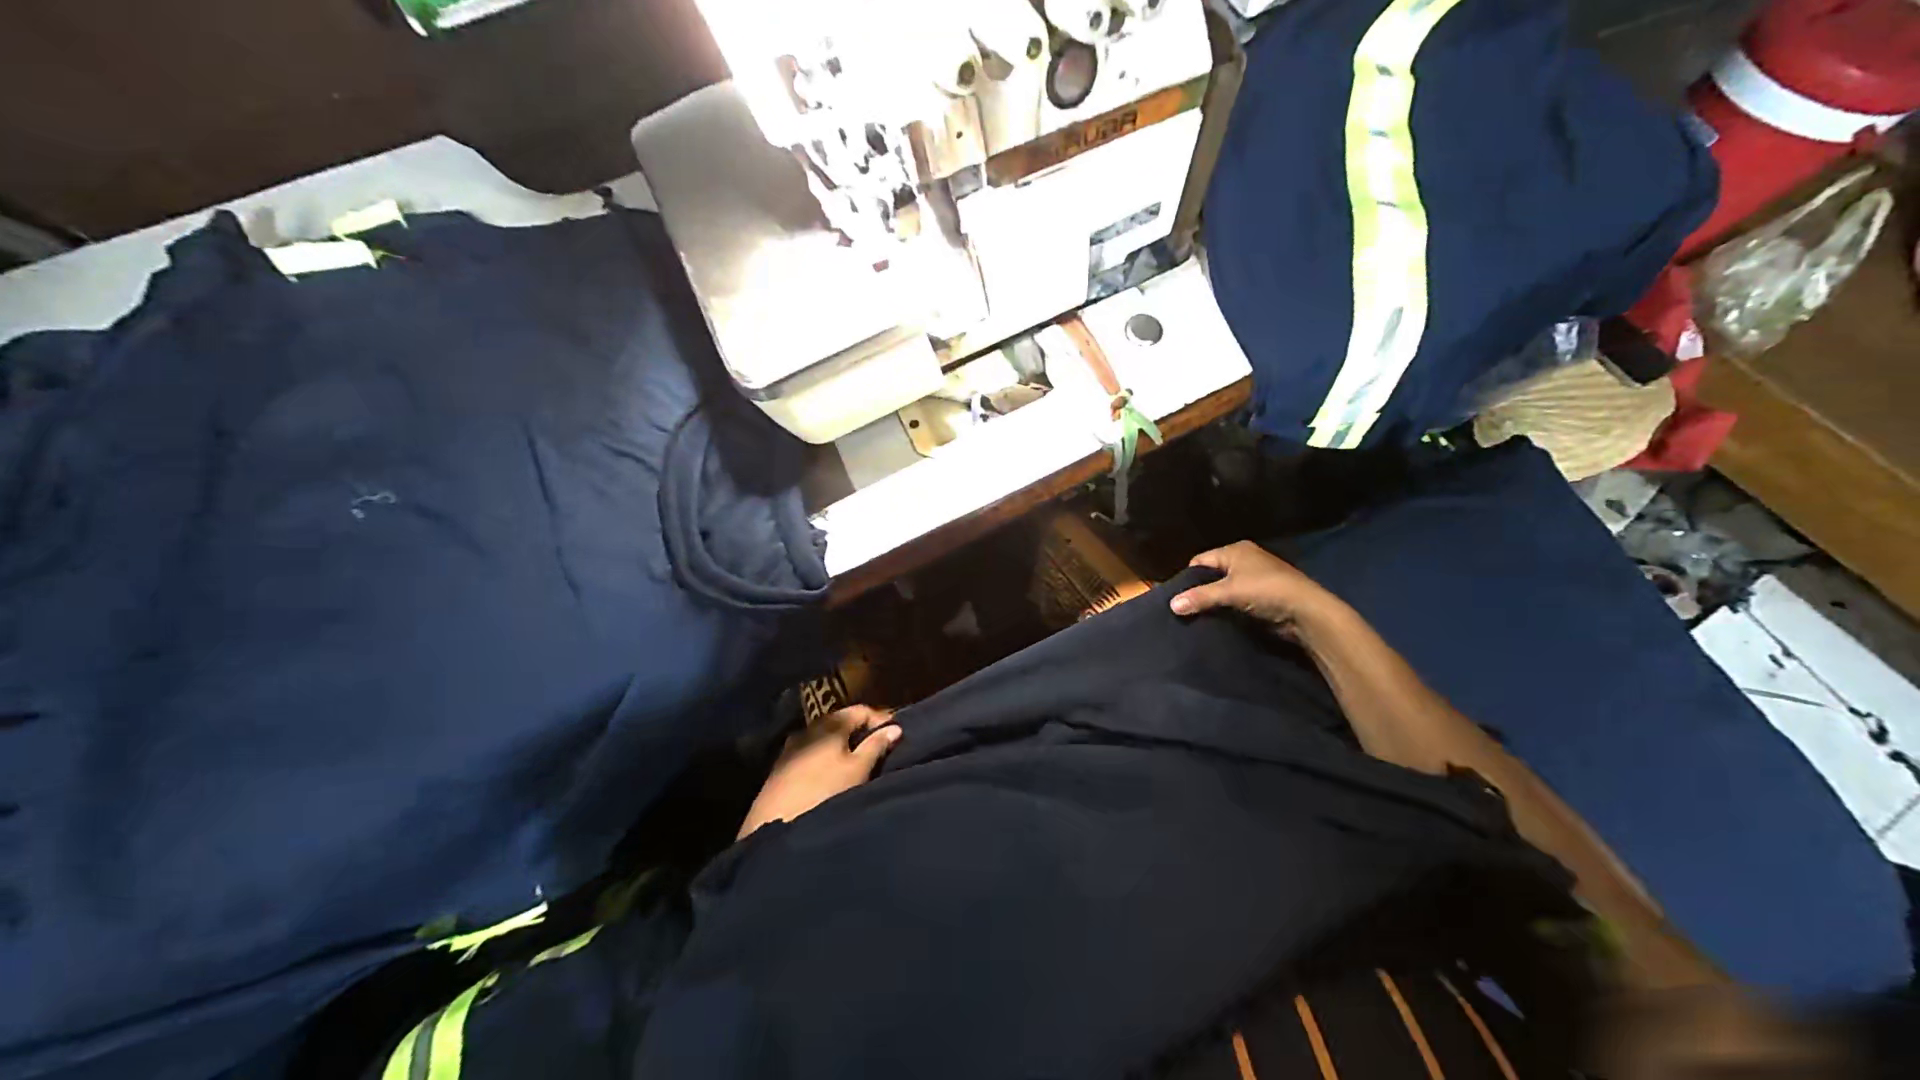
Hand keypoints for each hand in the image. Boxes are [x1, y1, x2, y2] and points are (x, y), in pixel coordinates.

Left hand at [737, 705, 901, 839]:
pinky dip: (826, 760)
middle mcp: (808, 728)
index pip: (861, 710)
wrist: (774, 824)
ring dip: (843, 749)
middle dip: (862, 735)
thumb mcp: (859, 769)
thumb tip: (895, 726)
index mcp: (829, 723)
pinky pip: (811, 755)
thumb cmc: (825, 791)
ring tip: (858, 767)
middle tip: (880, 753)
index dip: (880, 721)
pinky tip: (832, 778)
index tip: (895, 738)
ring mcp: (791, 747)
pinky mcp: (781, 769)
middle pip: (841, 723)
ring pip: (825, 740)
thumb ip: (877, 745)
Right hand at [1168, 541, 1345, 640]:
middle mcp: (1245, 559)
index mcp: (1236, 550)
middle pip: (1212, 574)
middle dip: (1200, 591)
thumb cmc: (1267, 591)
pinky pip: (1236, 600)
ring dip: (1215, 602)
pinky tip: (1219, 620)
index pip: (1200, 560)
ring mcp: (1255, 577)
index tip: (1178, 597)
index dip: (1188, 578)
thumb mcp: (1229, 592)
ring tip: (1199, 617)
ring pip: (1224, 588)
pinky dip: (1228, 608)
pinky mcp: (1263, 595)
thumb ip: (1199, 597)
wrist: (1307, 611)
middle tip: (1186, 608)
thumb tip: (1171, 605)